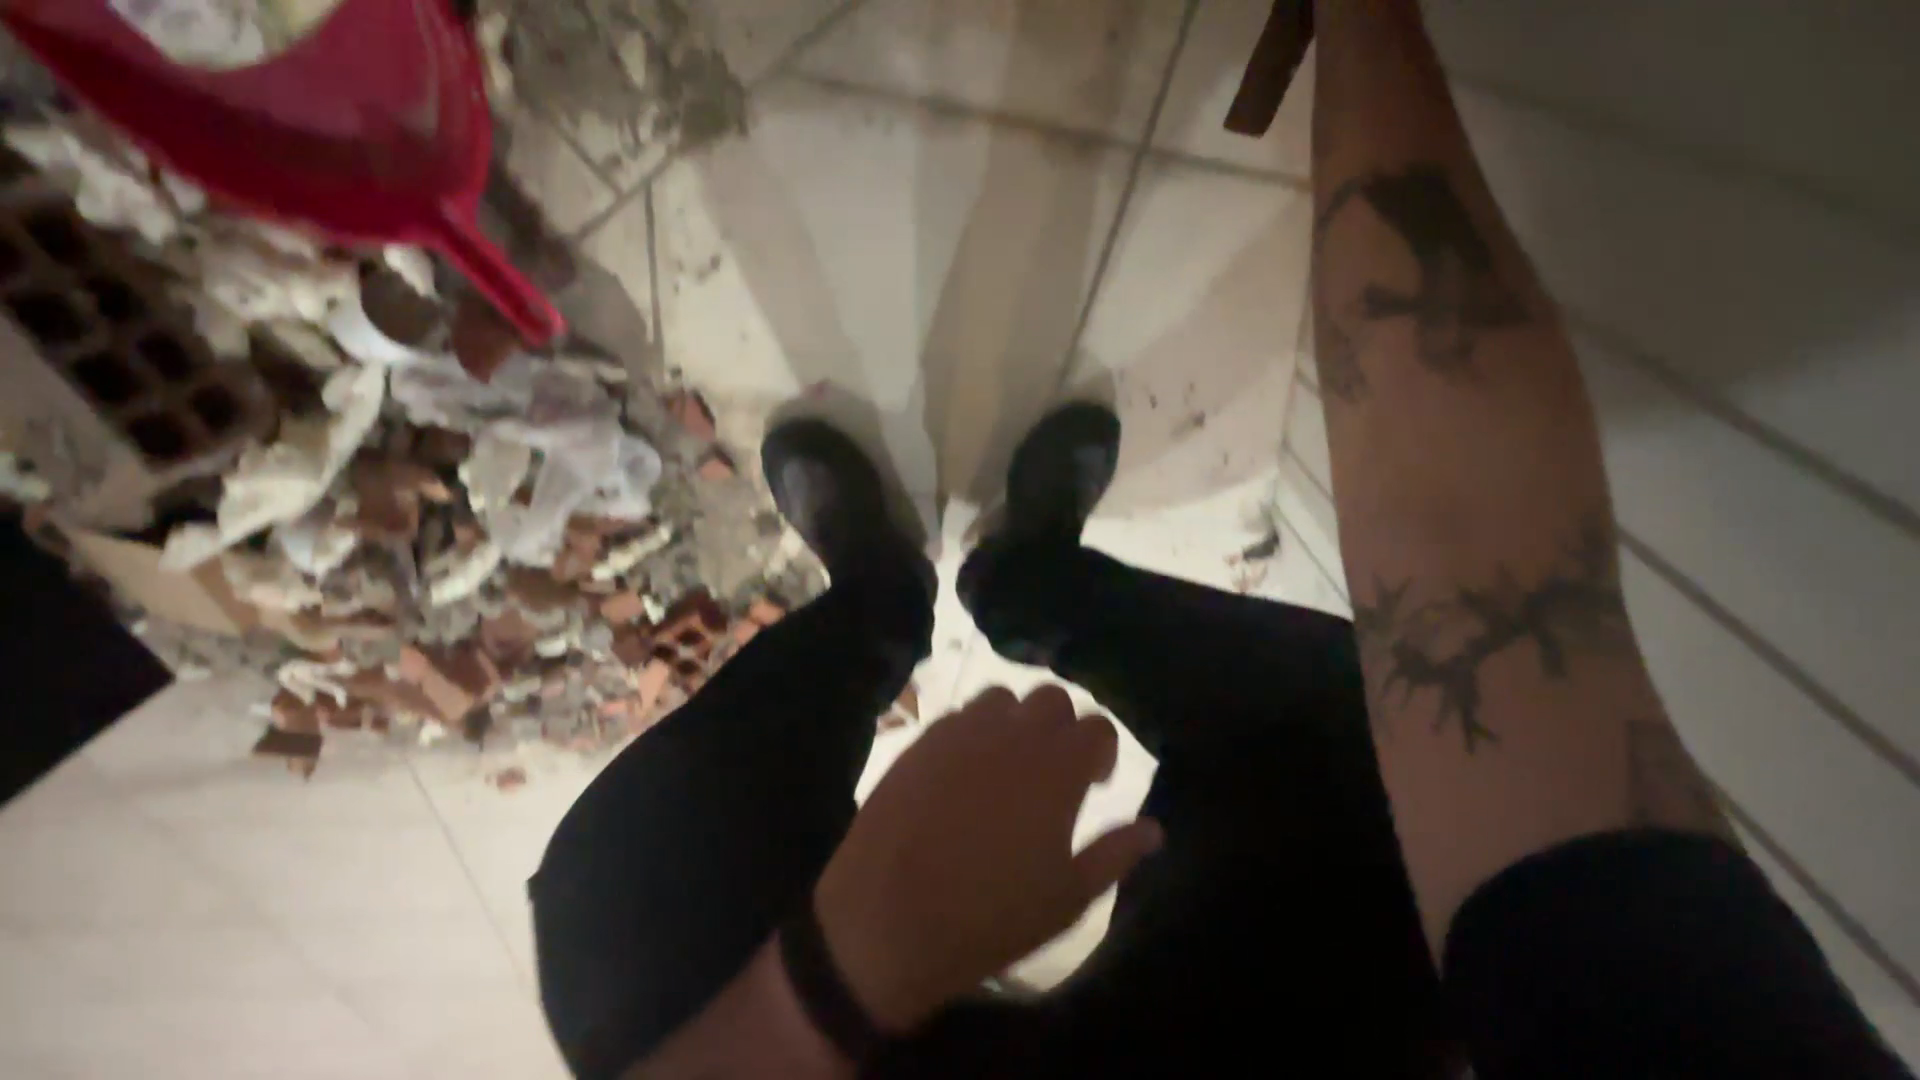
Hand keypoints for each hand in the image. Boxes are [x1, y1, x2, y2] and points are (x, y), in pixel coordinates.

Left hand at [810, 685, 1162, 1030]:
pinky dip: (973, 731)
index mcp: (1057, 767)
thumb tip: (1155, 828)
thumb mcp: (1067, 897)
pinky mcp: (921, 741)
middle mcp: (1013, 735)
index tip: (1094, 784)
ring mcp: (961, 732)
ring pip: (1002, 697)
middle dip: (1063, 726)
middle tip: (1055, 769)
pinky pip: (958, 716)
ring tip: (1009, 763)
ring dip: (1016, 721)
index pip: (1098, 727)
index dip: (1103, 752)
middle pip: (1052, 698)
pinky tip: (965, 771)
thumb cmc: (990, 915)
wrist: (889, 918)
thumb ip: (1115, 854)